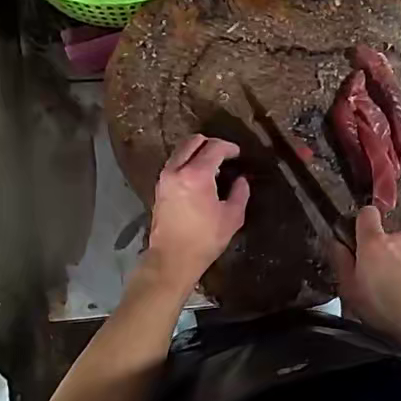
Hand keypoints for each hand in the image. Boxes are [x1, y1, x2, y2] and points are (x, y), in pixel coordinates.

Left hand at [146, 134, 249, 288]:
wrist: (172, 258)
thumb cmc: (205, 239)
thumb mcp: (232, 217)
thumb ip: (239, 193)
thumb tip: (241, 180)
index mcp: (196, 175)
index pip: (213, 147)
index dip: (229, 147)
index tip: (238, 154)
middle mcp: (176, 170)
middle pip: (192, 141)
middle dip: (210, 144)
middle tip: (224, 155)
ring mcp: (165, 178)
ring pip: (181, 151)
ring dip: (197, 152)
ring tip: (212, 166)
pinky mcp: (159, 188)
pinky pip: (174, 164)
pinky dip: (187, 162)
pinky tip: (198, 177)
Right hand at [327, 206, 400, 376]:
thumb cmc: (392, 311)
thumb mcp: (351, 291)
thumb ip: (341, 262)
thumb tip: (336, 247)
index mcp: (374, 243)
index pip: (366, 213)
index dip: (358, 224)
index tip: (354, 238)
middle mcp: (398, 240)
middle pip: (381, 236)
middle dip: (374, 252)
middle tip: (367, 276)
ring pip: (397, 251)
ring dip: (391, 264)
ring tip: (387, 291)